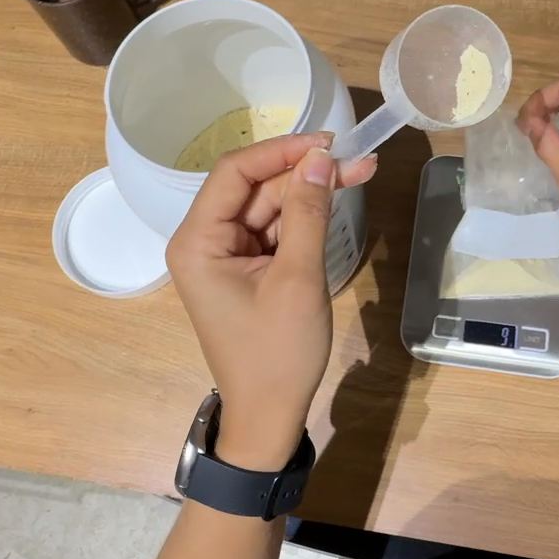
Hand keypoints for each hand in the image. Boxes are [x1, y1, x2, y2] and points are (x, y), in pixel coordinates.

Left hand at [166, 133, 376, 471]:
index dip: (280, 151)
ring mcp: (226, 255)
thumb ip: (307, 213)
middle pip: (255, 188)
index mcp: (197, 242)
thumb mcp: (298, 278)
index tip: (327, 142)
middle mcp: (204, 241)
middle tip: (358, 161)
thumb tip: (320, 157)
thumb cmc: (277, 353)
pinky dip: (305, 217)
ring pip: (269, 206)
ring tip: (360, 173)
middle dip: (304, 173)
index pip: (234, 173)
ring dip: (311, 192)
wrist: (270, 415)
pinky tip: (337, 200)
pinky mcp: (247, 269)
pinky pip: (275, 230)